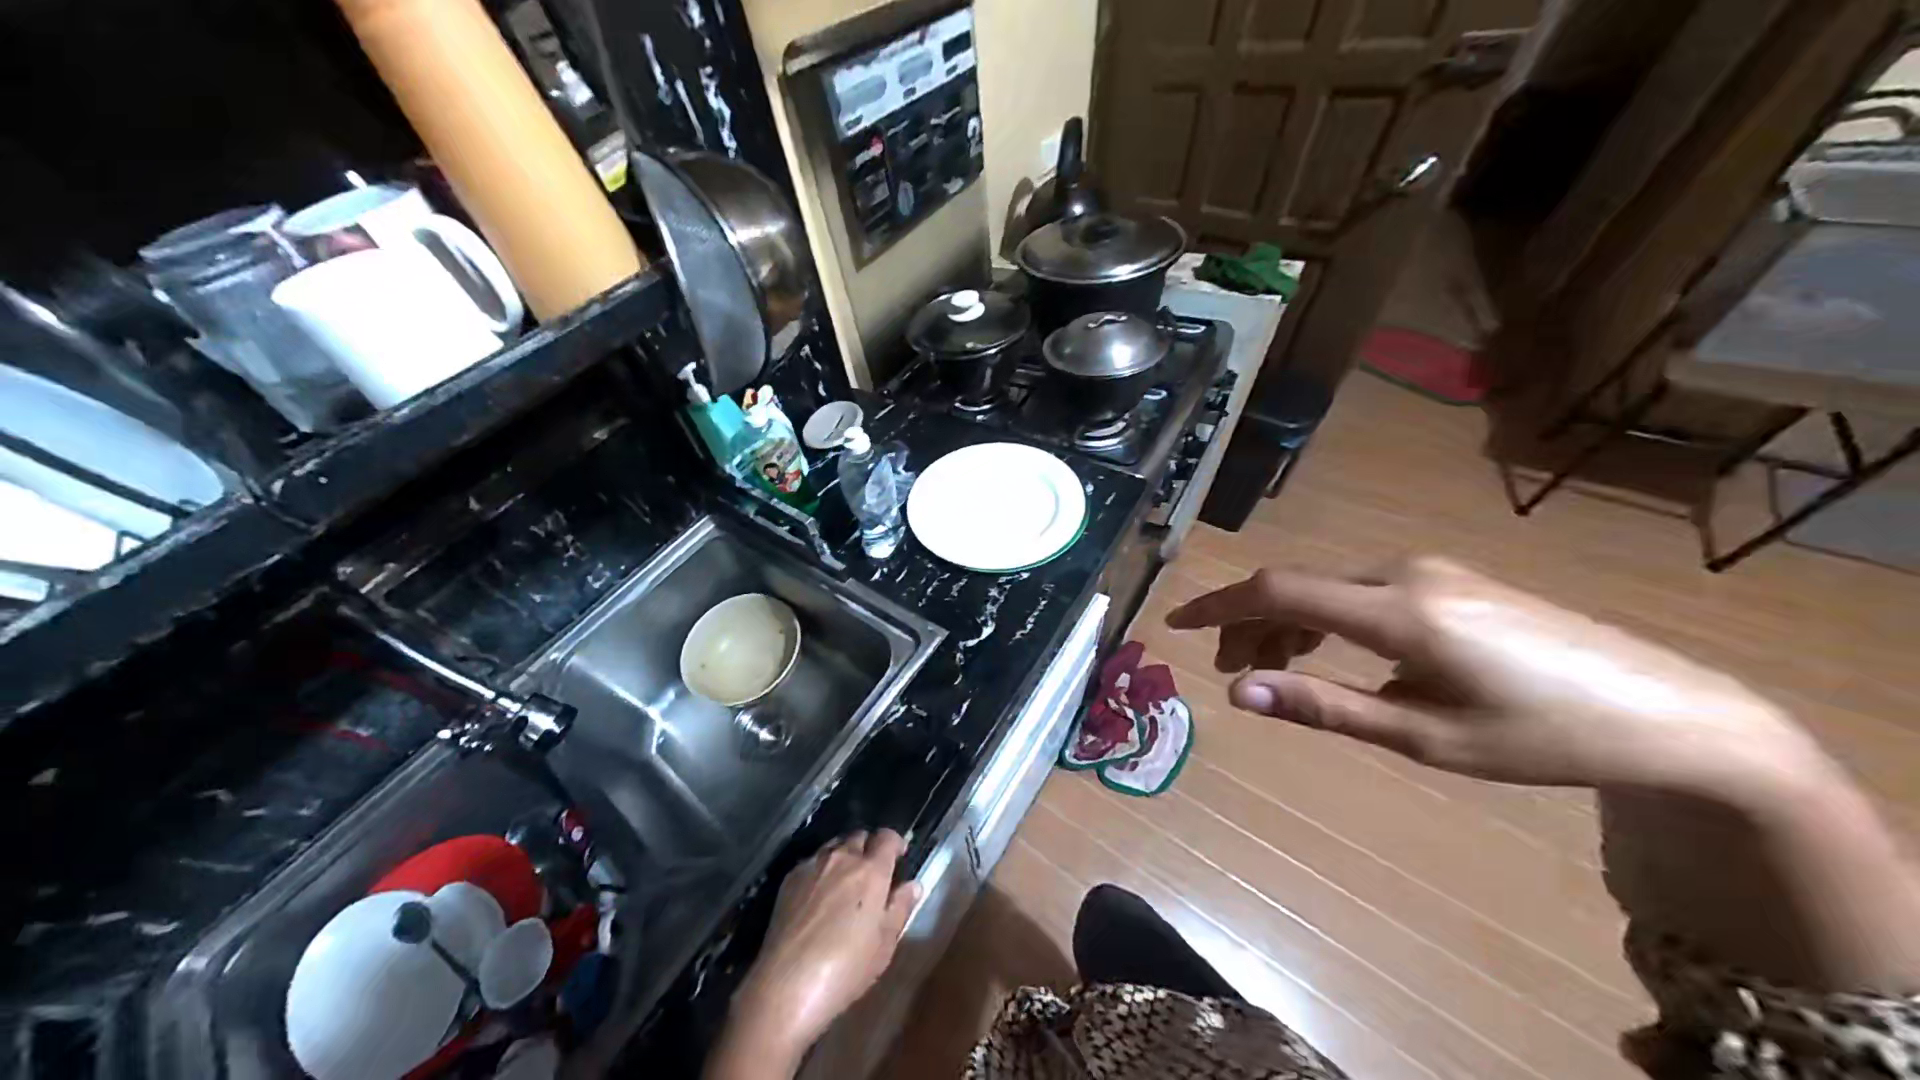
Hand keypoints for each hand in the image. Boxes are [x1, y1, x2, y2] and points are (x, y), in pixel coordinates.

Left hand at [726, 830, 918, 1064]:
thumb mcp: (884, 945)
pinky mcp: (789, 879)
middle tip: (871, 874)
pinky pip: (812, 862)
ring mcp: (813, 866)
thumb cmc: (846, 968)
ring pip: (834, 846)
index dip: (896, 843)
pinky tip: (818, 896)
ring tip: (844, 882)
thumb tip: (913, 884)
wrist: (787, 984)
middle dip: (869, 848)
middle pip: (859, 836)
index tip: (899, 857)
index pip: (888, 837)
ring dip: (844, 855)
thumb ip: (900, 908)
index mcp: (871, 871)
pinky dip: (821, 869)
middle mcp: (842, 858)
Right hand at [1166, 557, 1834, 799]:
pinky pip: (1363, 590)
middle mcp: (1404, 574)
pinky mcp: (1451, 580)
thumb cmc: (1541, 736)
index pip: (1277, 591)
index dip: (1217, 605)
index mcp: (1396, 612)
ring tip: (1274, 669)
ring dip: (1288, 623)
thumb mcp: (1425, 737)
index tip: (1174, 622)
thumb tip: (1240, 693)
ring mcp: (1432, 571)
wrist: (1669, 713)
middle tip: (1230, 674)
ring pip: (1329, 588)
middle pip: (1297, 587)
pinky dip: (1327, 617)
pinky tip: (1333, 652)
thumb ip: (1325, 707)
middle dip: (1249, 625)